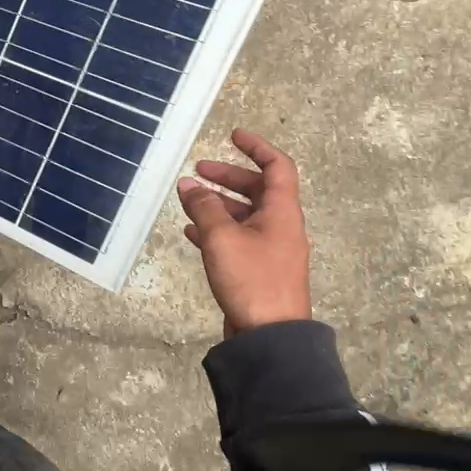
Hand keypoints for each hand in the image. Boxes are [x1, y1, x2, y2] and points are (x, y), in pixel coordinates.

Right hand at [177, 129, 312, 333]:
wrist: (270, 334)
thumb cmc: (251, 279)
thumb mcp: (222, 237)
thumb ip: (204, 207)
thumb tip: (189, 184)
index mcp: (282, 212)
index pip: (277, 167)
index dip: (257, 147)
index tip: (233, 136)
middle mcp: (281, 226)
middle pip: (258, 190)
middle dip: (228, 177)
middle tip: (198, 171)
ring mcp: (271, 249)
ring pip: (245, 215)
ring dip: (218, 203)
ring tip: (188, 201)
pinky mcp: (258, 269)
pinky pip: (237, 238)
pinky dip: (216, 229)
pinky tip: (192, 232)